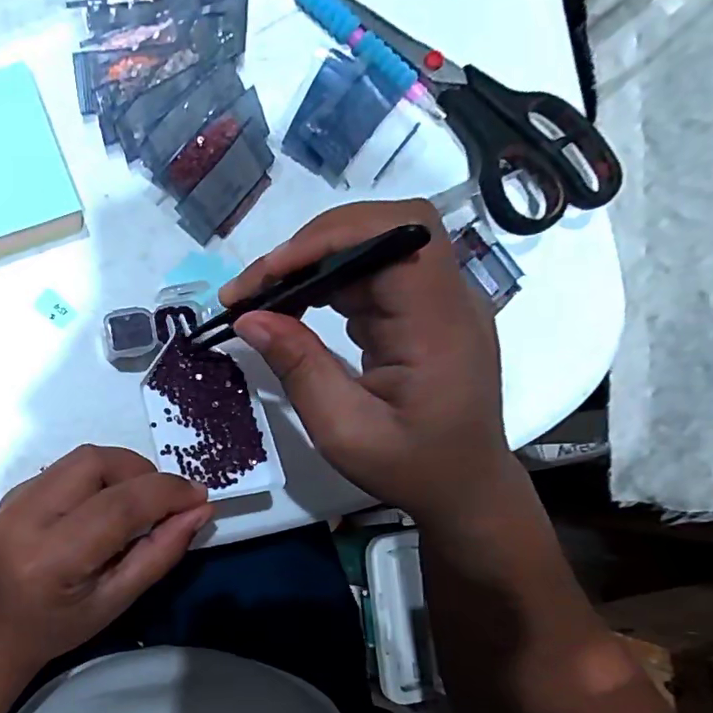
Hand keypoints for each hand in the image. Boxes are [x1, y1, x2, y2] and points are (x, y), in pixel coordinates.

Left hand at [0, 445, 212, 692]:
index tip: (199, 496)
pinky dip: (95, 477)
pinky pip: (63, 468)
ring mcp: (12, 502)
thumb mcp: (115, 603)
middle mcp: (24, 519)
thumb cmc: (57, 629)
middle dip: (141, 472)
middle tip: (164, 501)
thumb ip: (158, 554)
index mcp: (50, 558)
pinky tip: (102, 505)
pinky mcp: (10, 494)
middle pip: (95, 462)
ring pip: (79, 458)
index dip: (165, 492)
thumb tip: (198, 510)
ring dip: (120, 470)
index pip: (117, 505)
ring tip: (138, 502)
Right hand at [220, 199, 516, 526]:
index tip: (268, 275)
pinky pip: (371, 272)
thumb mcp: (343, 430)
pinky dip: (325, 279)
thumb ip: (298, 368)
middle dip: (311, 245)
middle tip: (255, 286)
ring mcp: (436, 300)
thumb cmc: (410, 467)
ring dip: (312, 260)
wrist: (463, 487)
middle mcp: (445, 298)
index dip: (327, 238)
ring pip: (373, 243)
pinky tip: (293, 305)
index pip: (395, 236)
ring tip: (261, 296)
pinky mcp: (420, 310)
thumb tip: (248, 318)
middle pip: (385, 226)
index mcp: (437, 325)